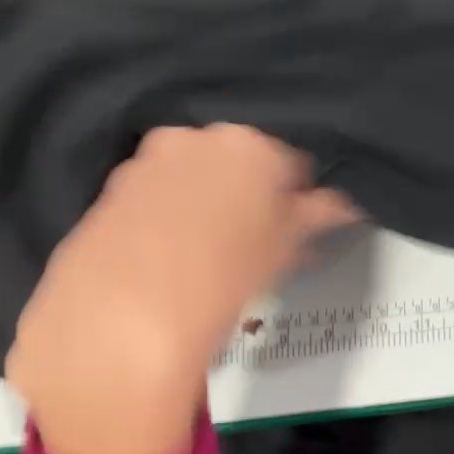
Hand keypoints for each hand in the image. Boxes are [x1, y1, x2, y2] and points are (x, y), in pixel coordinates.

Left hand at [8, 125, 358, 453]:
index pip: (293, 163)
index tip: (299, 231)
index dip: (299, 198)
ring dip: (212, 205)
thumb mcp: (289, 247)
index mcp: (251, 144)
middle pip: (240, 164)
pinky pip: (158, 196)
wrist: (121, 315)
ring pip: (197, 178)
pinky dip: (172, 217)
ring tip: (217, 256)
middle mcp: (196, 138)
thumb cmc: (226, 273)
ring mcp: (147, 161)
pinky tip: (178, 260)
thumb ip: (320, 215)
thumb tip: (344, 205)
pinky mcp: (110, 190)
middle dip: (253, 195)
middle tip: (262, 243)